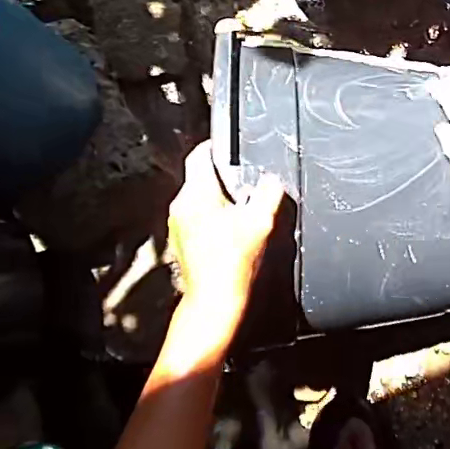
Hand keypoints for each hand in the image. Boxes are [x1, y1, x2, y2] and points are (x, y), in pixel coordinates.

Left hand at [167, 140, 284, 318]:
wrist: (215, 301)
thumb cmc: (233, 263)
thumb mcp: (261, 221)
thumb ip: (268, 192)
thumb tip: (272, 179)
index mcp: (195, 194)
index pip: (199, 155)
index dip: (214, 147)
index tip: (226, 147)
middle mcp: (180, 205)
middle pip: (200, 178)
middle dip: (223, 180)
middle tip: (246, 186)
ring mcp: (177, 225)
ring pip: (198, 199)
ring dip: (217, 201)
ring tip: (240, 212)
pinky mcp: (180, 241)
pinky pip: (196, 218)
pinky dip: (211, 219)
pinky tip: (230, 232)